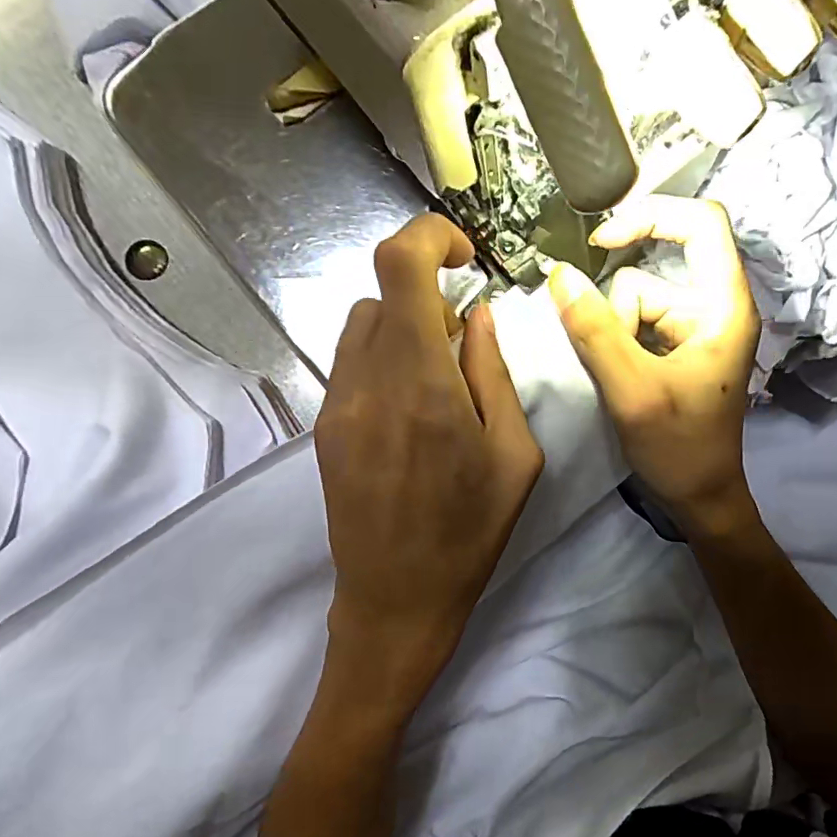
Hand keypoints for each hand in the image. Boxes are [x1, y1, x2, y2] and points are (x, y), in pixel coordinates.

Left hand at [316, 215, 543, 710]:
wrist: (395, 599)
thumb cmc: (470, 534)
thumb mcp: (514, 456)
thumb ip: (494, 374)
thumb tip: (476, 315)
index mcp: (424, 386)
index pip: (400, 266)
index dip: (429, 236)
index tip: (463, 258)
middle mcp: (368, 383)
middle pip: (383, 293)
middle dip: (428, 302)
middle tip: (462, 349)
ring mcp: (336, 404)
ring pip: (361, 325)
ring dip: (403, 331)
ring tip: (435, 386)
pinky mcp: (322, 426)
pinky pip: (351, 364)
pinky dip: (383, 362)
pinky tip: (408, 416)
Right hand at [547, 195, 760, 535]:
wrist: (701, 498)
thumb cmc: (679, 449)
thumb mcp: (631, 390)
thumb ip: (593, 330)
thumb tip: (558, 274)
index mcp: (723, 306)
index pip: (701, 223)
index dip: (651, 216)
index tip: (602, 241)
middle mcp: (712, 308)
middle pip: (653, 269)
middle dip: (618, 308)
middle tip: (611, 357)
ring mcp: (693, 329)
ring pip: (636, 300)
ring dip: (614, 333)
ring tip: (621, 382)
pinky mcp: (676, 349)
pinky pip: (635, 324)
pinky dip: (617, 343)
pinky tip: (619, 380)